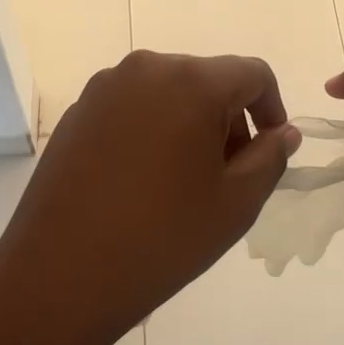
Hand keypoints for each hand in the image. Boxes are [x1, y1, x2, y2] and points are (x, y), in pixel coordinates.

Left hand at [0, 51, 300, 344]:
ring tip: (184, 183)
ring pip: (167, 93)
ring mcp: (103, 89)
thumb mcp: (236, 204)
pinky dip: (150, 132)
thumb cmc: (162, 239)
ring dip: (189, 124)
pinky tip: (141, 183)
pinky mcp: (76, 114)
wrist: (60, 275)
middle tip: (229, 175)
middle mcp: (145, 69)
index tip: (271, 150)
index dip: (273, 108)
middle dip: (229, 119)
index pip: (252, 75)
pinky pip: (131, 109)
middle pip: (207, 80)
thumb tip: (283, 132)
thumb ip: (270, 158)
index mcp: (192, 82)